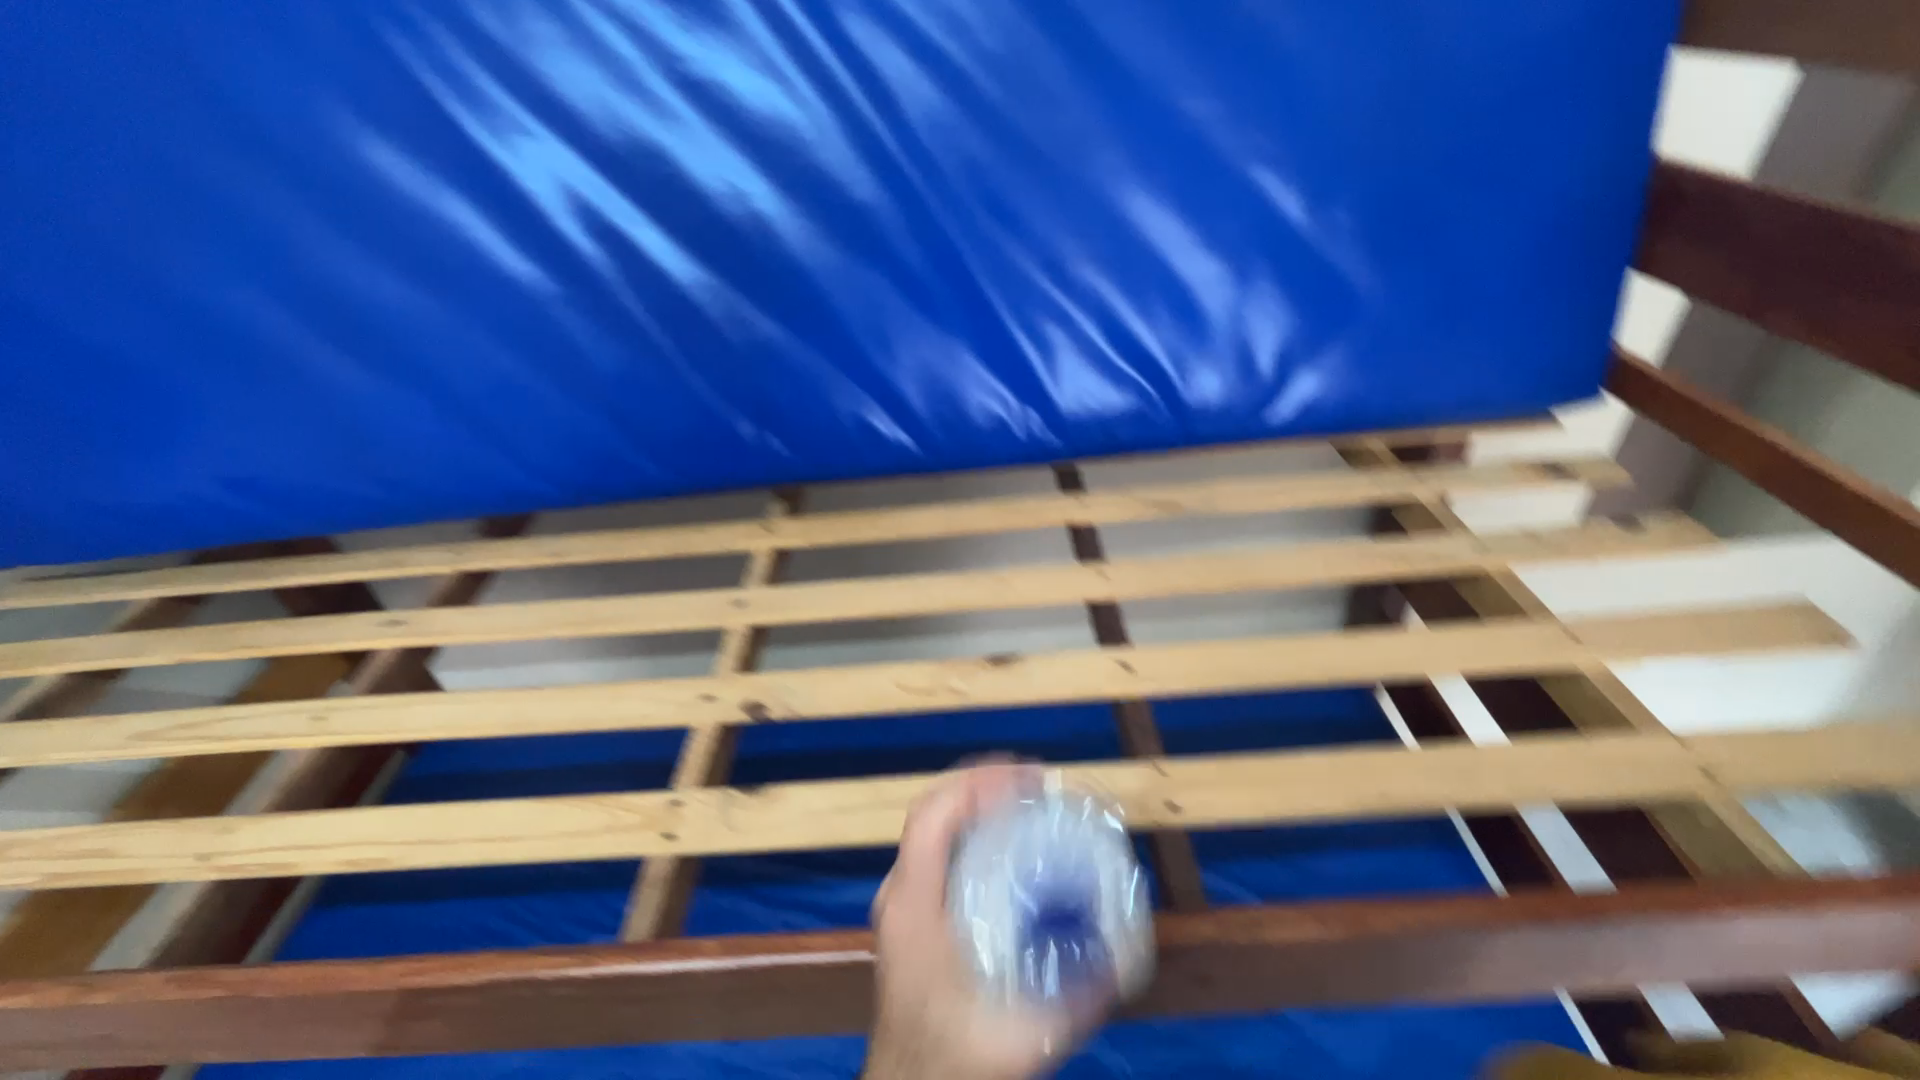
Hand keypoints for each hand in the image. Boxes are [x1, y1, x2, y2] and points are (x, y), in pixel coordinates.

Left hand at [865, 761, 1108, 1079]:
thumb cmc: (954, 1058)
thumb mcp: (1021, 1036)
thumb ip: (1076, 1000)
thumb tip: (1123, 956)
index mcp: (915, 907)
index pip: (931, 817)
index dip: (975, 784)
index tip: (1027, 778)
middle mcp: (901, 893)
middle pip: (934, 812)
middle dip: (984, 785)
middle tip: (1037, 785)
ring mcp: (901, 902)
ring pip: (934, 830)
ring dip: (976, 806)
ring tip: (1026, 803)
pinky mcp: (909, 915)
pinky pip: (937, 852)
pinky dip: (971, 834)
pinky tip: (1007, 846)